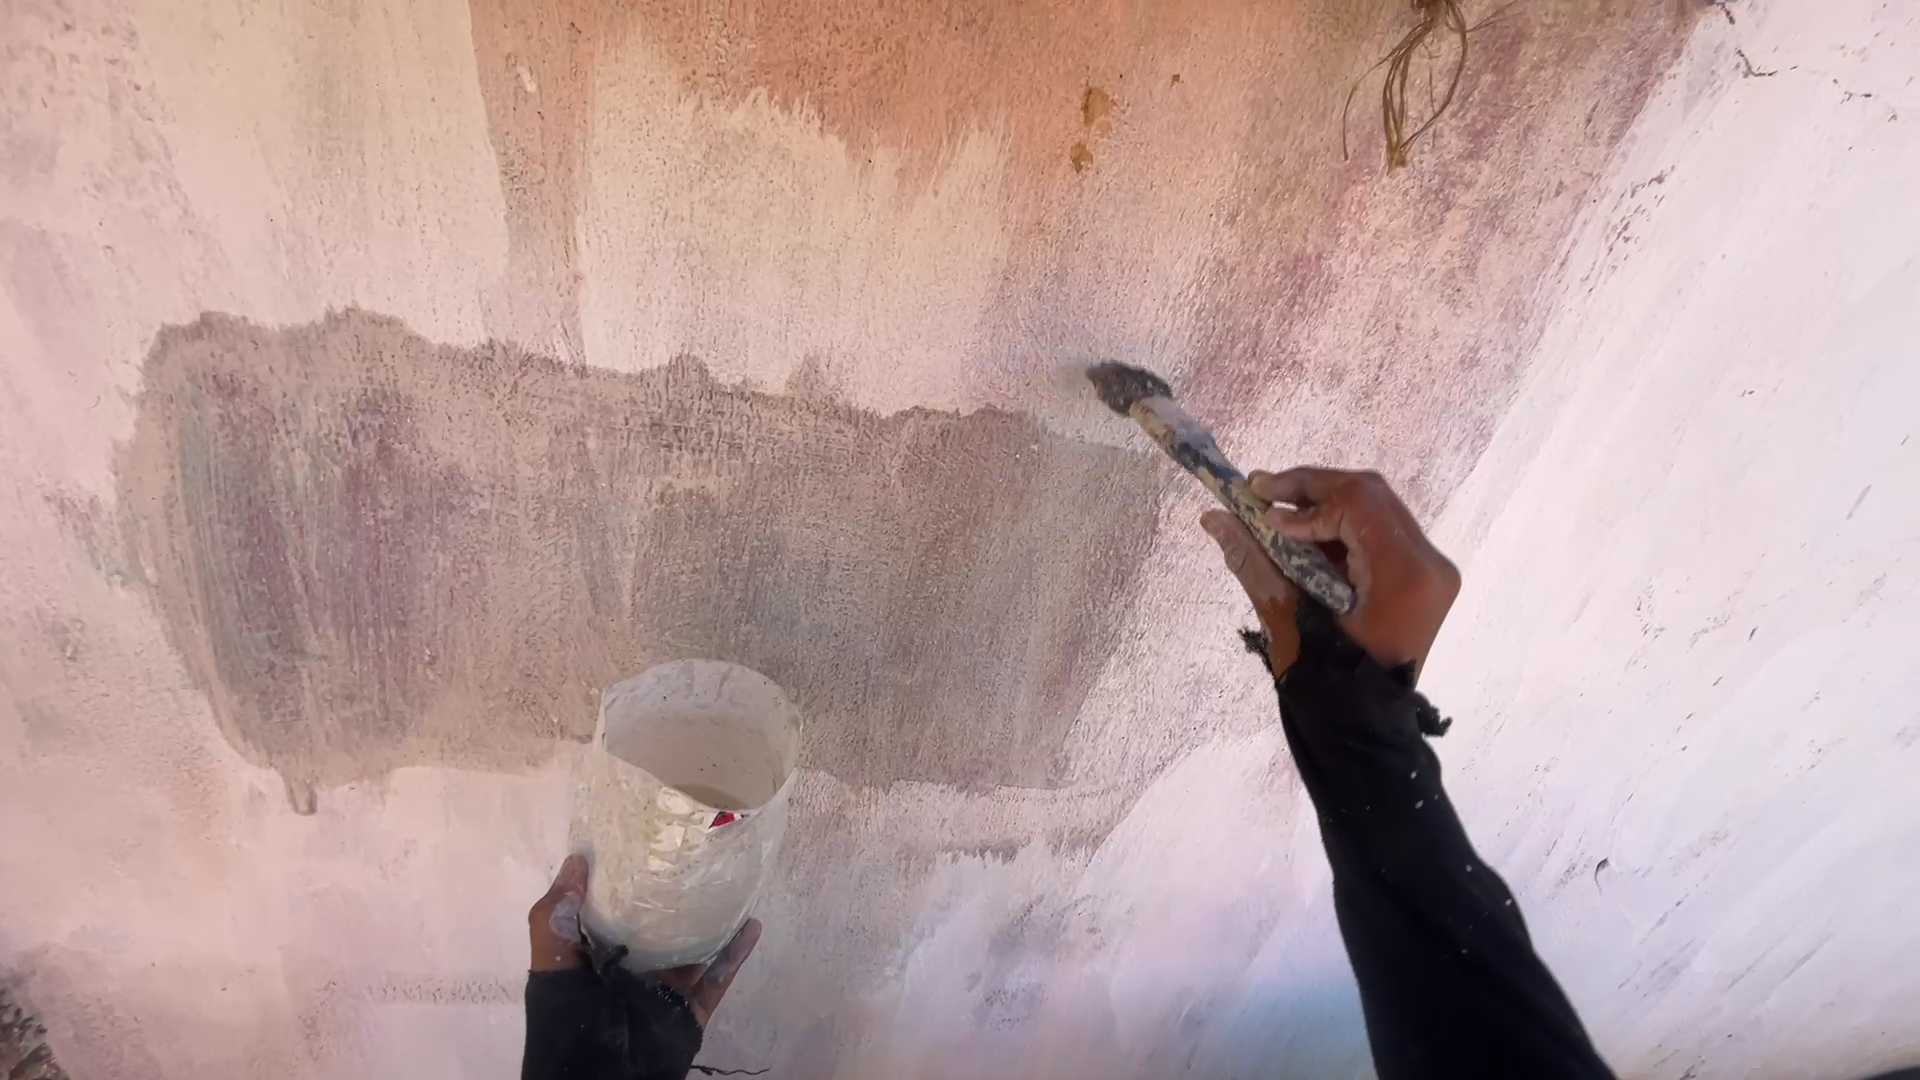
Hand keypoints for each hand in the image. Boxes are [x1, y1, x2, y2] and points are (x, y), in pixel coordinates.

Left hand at [527, 854, 763, 1026]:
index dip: (629, 880)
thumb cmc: (570, 1022)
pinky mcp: (691, 1008)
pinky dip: (736, 953)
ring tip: (734, 884)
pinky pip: (718, 976)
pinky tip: (751, 925)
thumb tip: (575, 861)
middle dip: (680, 896)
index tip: (648, 844)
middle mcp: (635, 969)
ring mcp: (666, 988)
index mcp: (600, 959)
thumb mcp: (552, 968)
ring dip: (716, 919)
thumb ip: (555, 920)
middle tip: (701, 856)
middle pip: (662, 926)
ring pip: (697, 947)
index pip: (617, 911)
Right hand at [1202, 467, 1459, 677]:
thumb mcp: (1283, 615)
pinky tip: (1298, 533)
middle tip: (1259, 490)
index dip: (1303, 495)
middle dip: (1309, 488)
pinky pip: (1375, 533)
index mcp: (1404, 575)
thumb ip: (1250, 559)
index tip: (1257, 504)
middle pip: (1368, 496)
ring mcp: (1429, 571)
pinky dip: (1334, 526)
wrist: (1360, 725)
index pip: (1357, 503)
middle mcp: (1429, 564)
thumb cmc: (1323, 678)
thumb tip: (1212, 517)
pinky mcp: (1418, 577)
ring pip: (1372, 509)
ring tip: (1273, 511)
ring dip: (1320, 504)